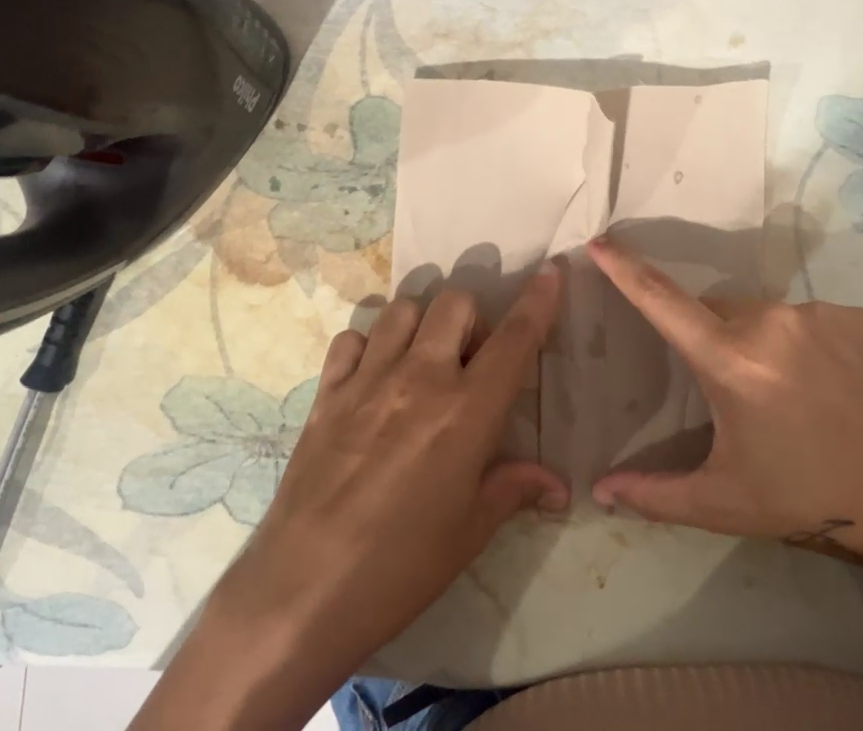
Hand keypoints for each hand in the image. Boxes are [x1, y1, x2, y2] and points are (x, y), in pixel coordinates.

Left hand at [215, 261, 568, 667]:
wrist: (305, 588)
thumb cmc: (403, 566)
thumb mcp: (470, 531)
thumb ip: (513, 489)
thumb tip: (558, 485)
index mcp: (466, 411)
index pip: (514, 339)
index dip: (538, 301)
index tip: (551, 273)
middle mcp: (419, 379)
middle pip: (454, 304)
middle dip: (474, 319)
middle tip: (473, 363)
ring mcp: (366, 381)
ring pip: (401, 310)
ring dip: (423, 324)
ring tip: (425, 362)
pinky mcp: (325, 395)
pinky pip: (350, 340)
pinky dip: (369, 344)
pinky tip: (374, 377)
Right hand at [586, 236, 862, 567]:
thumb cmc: (813, 499)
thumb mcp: (724, 503)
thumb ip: (653, 494)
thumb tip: (598, 490)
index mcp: (733, 362)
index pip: (664, 302)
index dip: (627, 270)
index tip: (600, 240)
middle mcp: (774, 323)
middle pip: (716, 311)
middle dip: (708, 339)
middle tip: (729, 392)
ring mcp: (823, 315)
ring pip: (765, 315)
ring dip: (758, 342)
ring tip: (788, 397)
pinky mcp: (862, 316)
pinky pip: (810, 320)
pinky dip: (804, 344)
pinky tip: (829, 388)